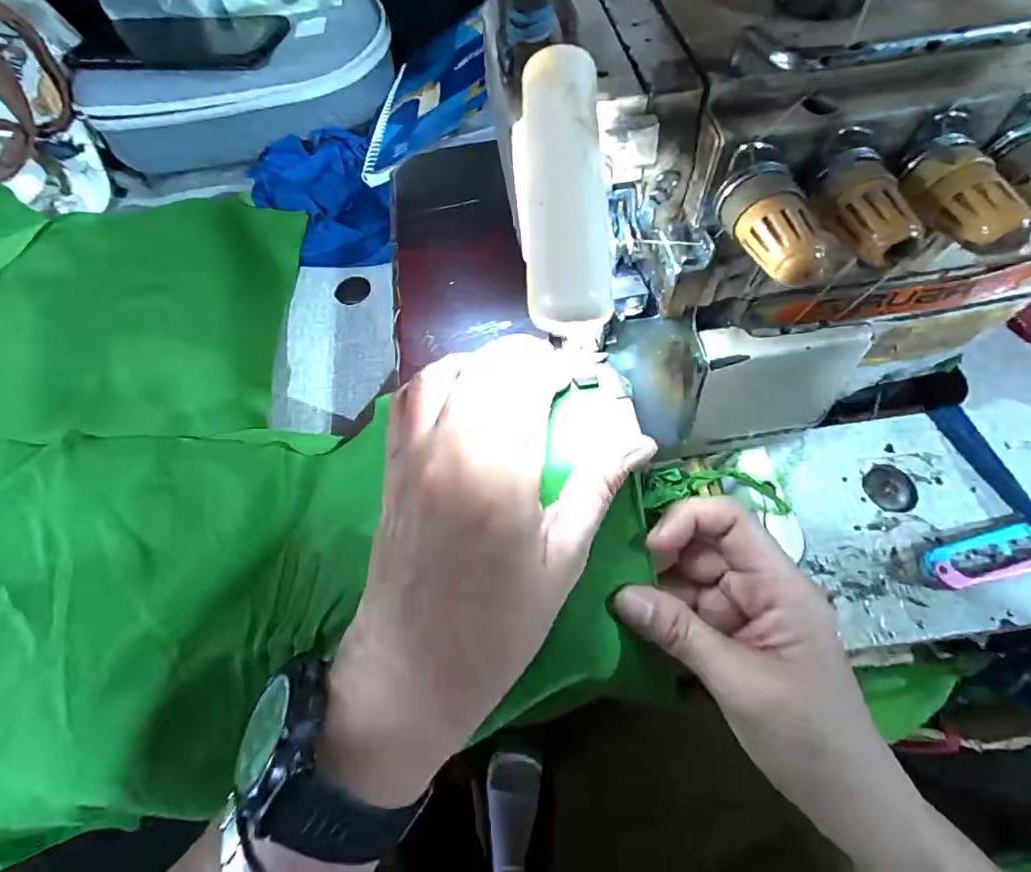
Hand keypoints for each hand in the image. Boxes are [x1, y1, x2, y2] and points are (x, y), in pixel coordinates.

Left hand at [320, 335, 655, 807]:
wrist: (409, 670)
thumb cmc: (499, 628)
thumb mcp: (563, 560)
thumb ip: (597, 487)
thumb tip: (640, 443)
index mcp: (498, 473)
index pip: (525, 379)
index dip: (557, 368)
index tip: (580, 381)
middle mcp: (448, 449)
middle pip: (487, 366)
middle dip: (527, 360)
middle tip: (556, 384)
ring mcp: (411, 454)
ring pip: (444, 371)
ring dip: (484, 365)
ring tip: (515, 387)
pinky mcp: (391, 465)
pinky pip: (411, 398)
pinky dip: (444, 382)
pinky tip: (468, 402)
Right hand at [612, 498, 991, 871]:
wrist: (845, 795)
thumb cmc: (805, 733)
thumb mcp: (738, 682)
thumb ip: (680, 634)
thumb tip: (620, 595)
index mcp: (778, 582)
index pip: (731, 521)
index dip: (687, 519)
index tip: (648, 549)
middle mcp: (762, 587)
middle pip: (706, 548)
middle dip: (662, 558)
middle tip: (619, 581)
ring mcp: (749, 613)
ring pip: (694, 581)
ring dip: (659, 591)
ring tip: (618, 605)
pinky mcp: (737, 639)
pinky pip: (694, 613)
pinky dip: (667, 619)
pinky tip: (638, 629)